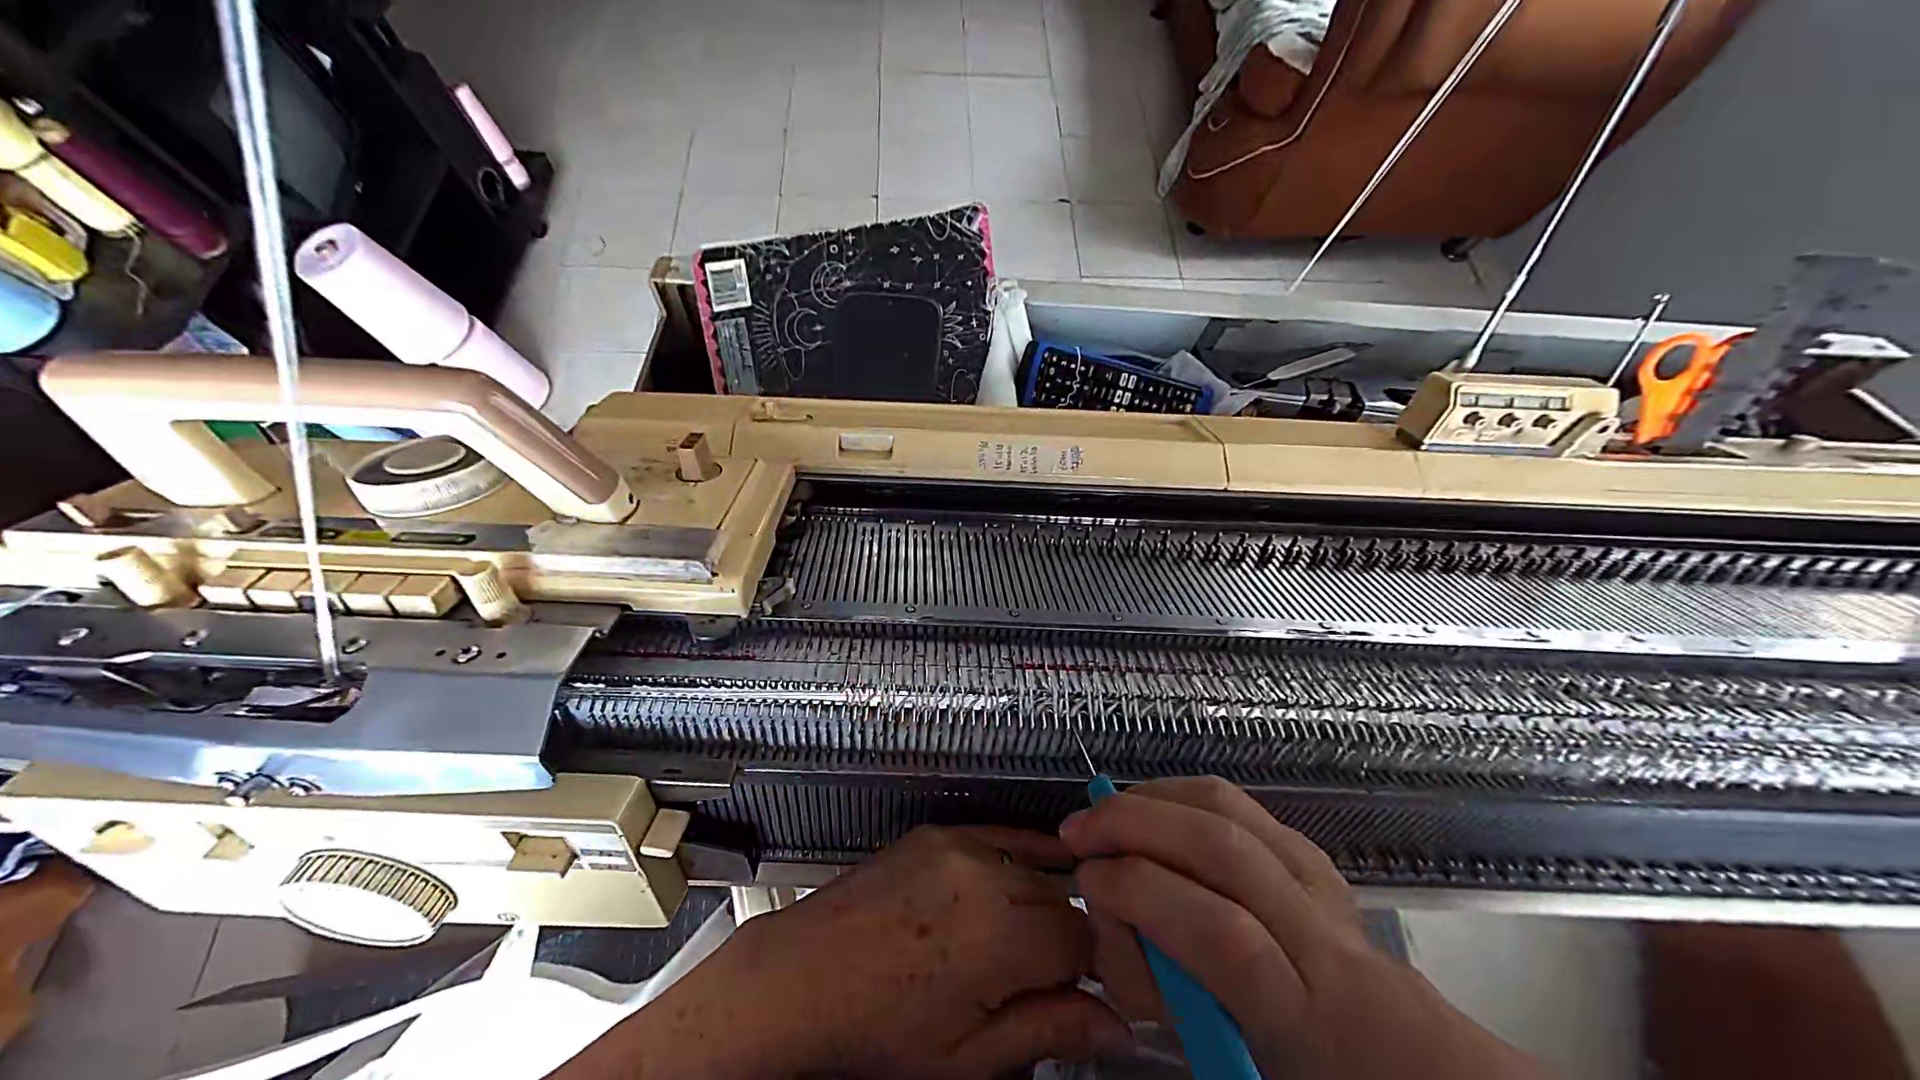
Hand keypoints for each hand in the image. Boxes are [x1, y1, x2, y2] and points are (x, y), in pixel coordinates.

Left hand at [557, 825, 1127, 1078]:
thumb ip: (1050, 1031)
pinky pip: (1003, 834)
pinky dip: (1029, 850)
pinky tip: (1050, 857)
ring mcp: (959, 848)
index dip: (1096, 972)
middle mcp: (987, 878)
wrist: (797, 982)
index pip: (1086, 944)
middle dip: (1070, 940)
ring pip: (1036, 870)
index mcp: (1002, 939)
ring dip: (1045, 901)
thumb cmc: (872, 1032)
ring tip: (1035, 937)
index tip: (1095, 991)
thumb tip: (1118, 1029)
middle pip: (1063, 902)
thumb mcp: (968, 1057)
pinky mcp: (937, 834)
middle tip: (1062, 975)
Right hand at [1063, 777, 1546, 1079]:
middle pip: (1224, 848)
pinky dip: (1185, 794)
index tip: (1087, 883)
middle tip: (1079, 829)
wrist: (1410, 1065)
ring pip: (1235, 810)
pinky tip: (1154, 806)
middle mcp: (1321, 934)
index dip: (1143, 895)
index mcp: (1307, 1013)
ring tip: (1108, 809)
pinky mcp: (1315, 857)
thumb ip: (1158, 986)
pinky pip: (1243, 807)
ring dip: (1156, 797)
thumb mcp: (1224, 1054)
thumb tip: (1109, 910)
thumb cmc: (1308, 1072)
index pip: (1222, 934)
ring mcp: (1322, 883)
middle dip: (1136, 824)